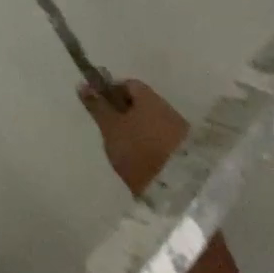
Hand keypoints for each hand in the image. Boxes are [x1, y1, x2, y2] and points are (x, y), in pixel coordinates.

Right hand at [78, 78, 189, 195]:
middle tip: (111, 128)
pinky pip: (165, 139)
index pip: (129, 84)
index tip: (100, 106)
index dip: (112, 91)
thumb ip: (97, 106)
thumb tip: (83, 84)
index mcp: (149, 98)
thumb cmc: (138, 150)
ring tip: (127, 148)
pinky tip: (144, 159)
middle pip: (143, 103)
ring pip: (154, 122)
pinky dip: (152, 143)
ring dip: (139, 129)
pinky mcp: (190, 152)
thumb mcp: (110, 128)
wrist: (181, 188)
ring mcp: (182, 130)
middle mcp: (168, 109)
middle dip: (126, 112)